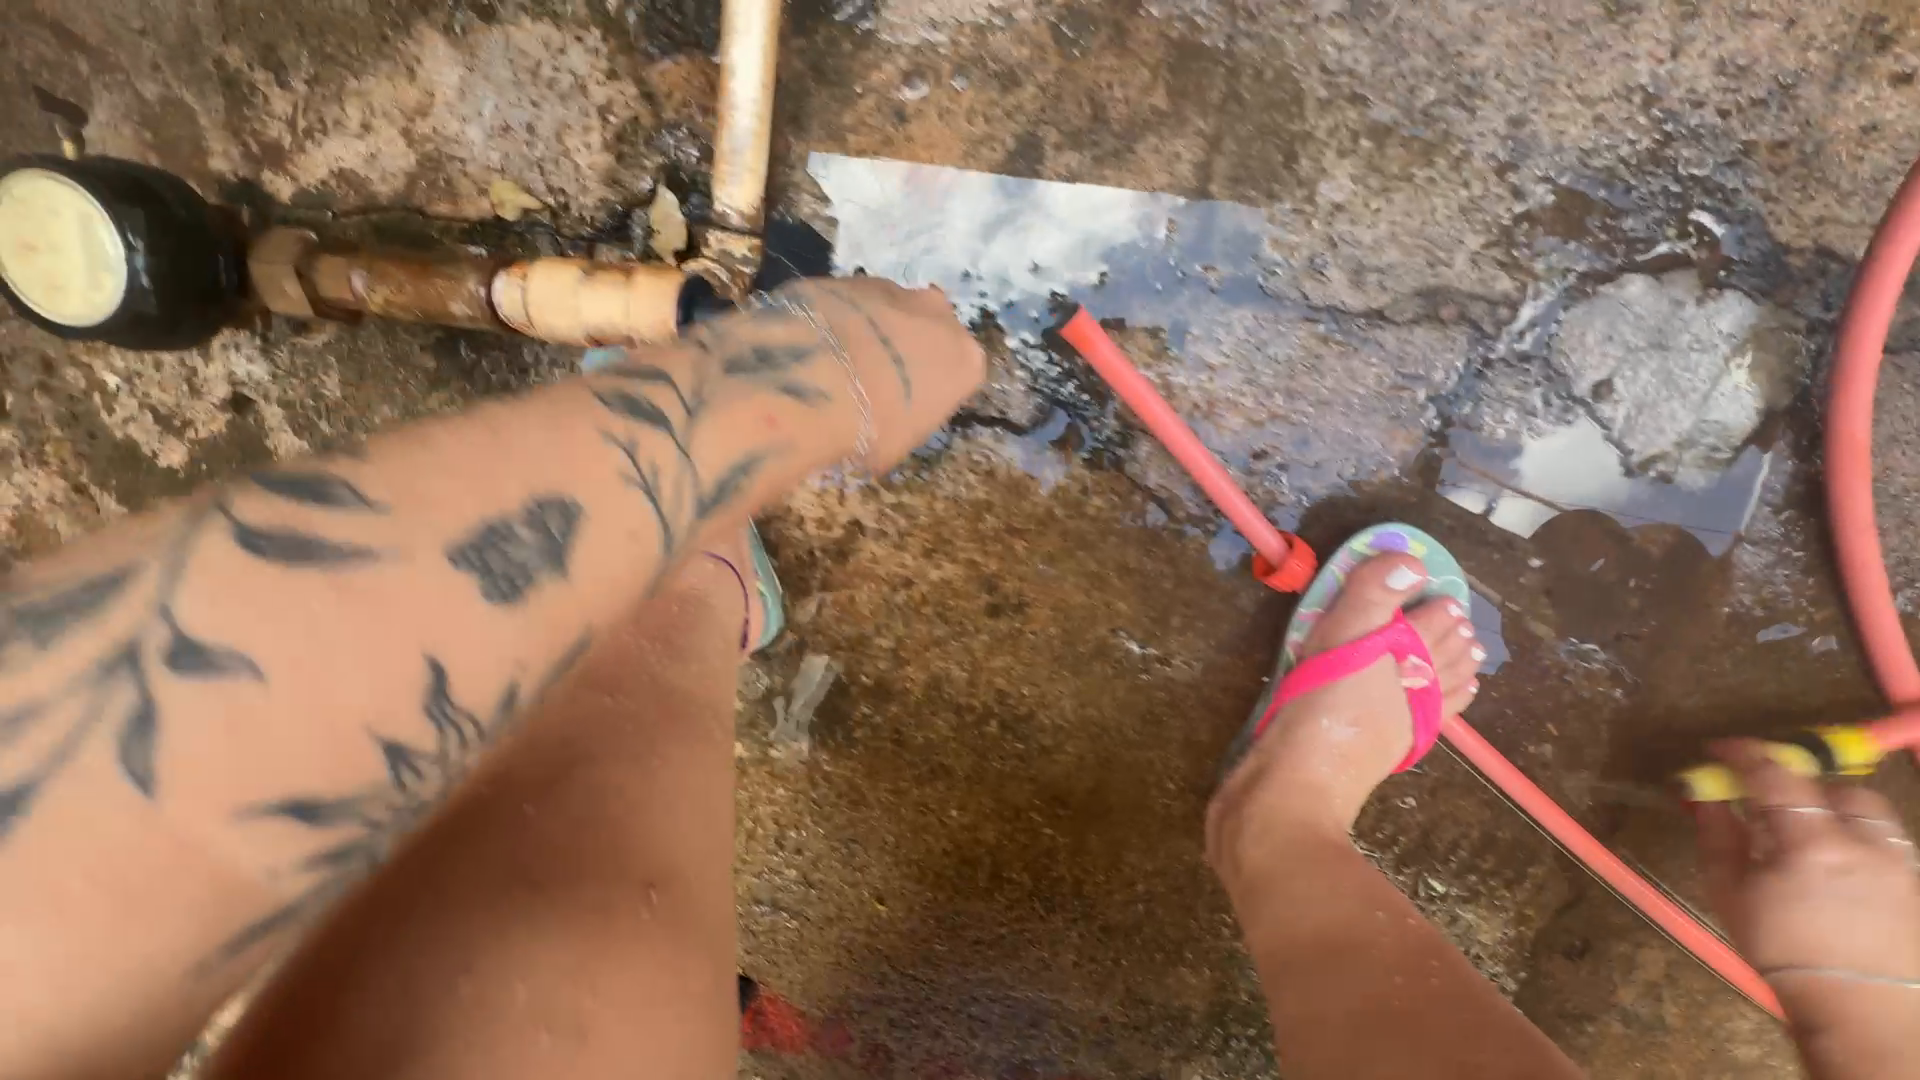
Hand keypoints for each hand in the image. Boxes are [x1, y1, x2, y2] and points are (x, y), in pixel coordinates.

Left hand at [778, 278, 985, 469]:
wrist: (817, 382)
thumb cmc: (874, 427)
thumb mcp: (901, 443)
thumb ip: (908, 418)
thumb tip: (889, 422)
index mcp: (965, 360)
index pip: (960, 373)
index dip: (933, 388)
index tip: (911, 403)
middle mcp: (939, 315)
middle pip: (930, 330)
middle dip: (909, 347)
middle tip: (876, 378)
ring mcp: (893, 289)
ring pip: (890, 310)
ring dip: (872, 330)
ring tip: (839, 363)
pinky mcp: (846, 278)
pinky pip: (850, 302)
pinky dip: (839, 319)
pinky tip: (815, 346)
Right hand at [1696, 740, 1919, 1078]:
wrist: (1863, 1009)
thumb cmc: (1782, 946)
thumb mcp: (1729, 889)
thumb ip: (1718, 835)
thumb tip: (1707, 797)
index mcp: (1812, 842)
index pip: (1776, 776)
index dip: (1744, 753)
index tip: (1719, 749)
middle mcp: (1867, 846)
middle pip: (1842, 790)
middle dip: (1805, 785)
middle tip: (1772, 798)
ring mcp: (1903, 869)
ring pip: (1874, 817)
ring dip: (1837, 812)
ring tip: (1809, 831)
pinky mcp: (1919, 890)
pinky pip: (1890, 846)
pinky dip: (1861, 840)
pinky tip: (1840, 863)